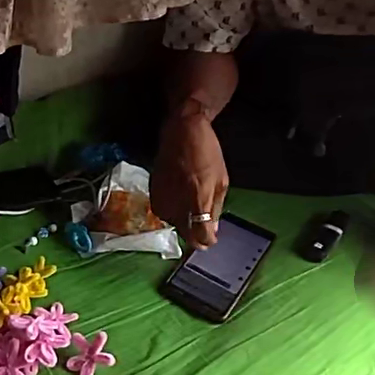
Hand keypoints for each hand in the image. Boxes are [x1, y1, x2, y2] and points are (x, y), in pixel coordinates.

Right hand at [151, 108, 228, 247]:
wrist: (181, 133)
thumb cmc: (206, 153)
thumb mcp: (221, 181)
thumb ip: (216, 209)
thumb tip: (211, 231)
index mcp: (198, 202)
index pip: (201, 237)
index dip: (207, 241)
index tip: (211, 239)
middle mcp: (177, 205)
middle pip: (185, 235)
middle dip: (196, 235)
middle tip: (203, 228)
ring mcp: (162, 201)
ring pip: (174, 224)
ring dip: (184, 222)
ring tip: (191, 204)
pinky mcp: (152, 195)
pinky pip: (164, 213)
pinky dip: (173, 211)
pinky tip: (180, 198)